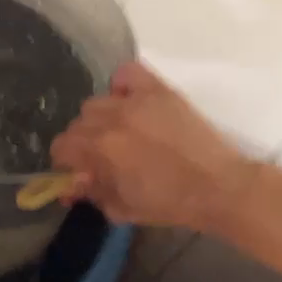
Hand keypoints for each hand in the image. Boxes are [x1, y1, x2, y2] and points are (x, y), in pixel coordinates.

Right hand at [51, 62, 259, 229]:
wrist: (219, 187)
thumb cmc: (170, 204)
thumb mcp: (122, 209)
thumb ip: (91, 193)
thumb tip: (71, 186)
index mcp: (100, 150)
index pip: (61, 146)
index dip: (66, 162)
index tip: (79, 171)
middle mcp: (111, 120)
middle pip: (77, 124)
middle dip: (83, 143)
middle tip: (101, 156)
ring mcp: (136, 102)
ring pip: (96, 102)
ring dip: (100, 118)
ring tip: (119, 131)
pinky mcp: (159, 91)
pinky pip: (127, 73)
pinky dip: (121, 84)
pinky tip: (129, 101)